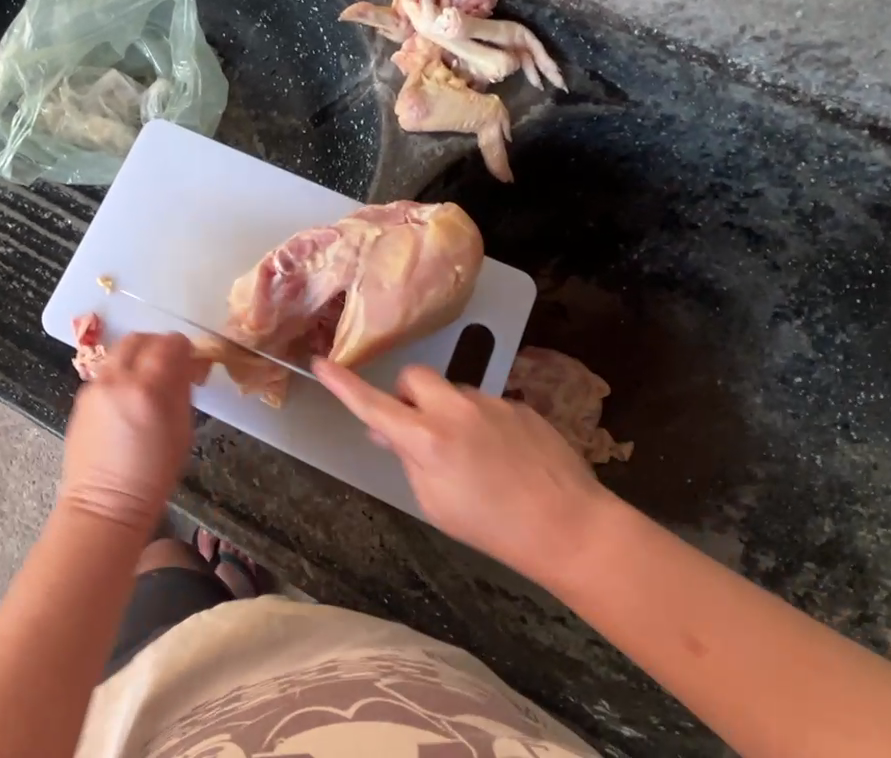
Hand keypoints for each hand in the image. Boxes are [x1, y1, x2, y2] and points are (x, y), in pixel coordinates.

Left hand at [59, 332, 206, 532]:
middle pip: (139, 338)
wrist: (104, 504)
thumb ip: (182, 391)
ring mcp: (95, 387)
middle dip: (158, 344)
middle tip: (171, 363)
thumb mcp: (182, 432)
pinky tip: (129, 398)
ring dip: (138, 356)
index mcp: (148, 389)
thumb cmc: (153, 476)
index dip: (184, 347)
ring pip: (119, 352)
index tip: (192, 359)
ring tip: (149, 380)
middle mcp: (117, 380)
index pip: (169, 344)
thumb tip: (186, 367)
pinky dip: (121, 373)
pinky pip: (106, 372)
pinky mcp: (81, 397)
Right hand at [313, 359, 614, 585]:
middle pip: (414, 377)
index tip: (321, 363)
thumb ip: (407, 460)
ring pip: (453, 392)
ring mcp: (492, 403)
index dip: (342, 384)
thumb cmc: (491, 527)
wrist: (569, 527)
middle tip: (417, 428)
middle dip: (407, 396)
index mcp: (426, 439)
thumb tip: (387, 432)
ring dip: (448, 412)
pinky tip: (502, 456)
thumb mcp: (433, 503)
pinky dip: (481, 423)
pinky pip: (486, 405)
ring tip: (472, 455)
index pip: (372, 403)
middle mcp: (455, 409)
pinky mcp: (520, 406)